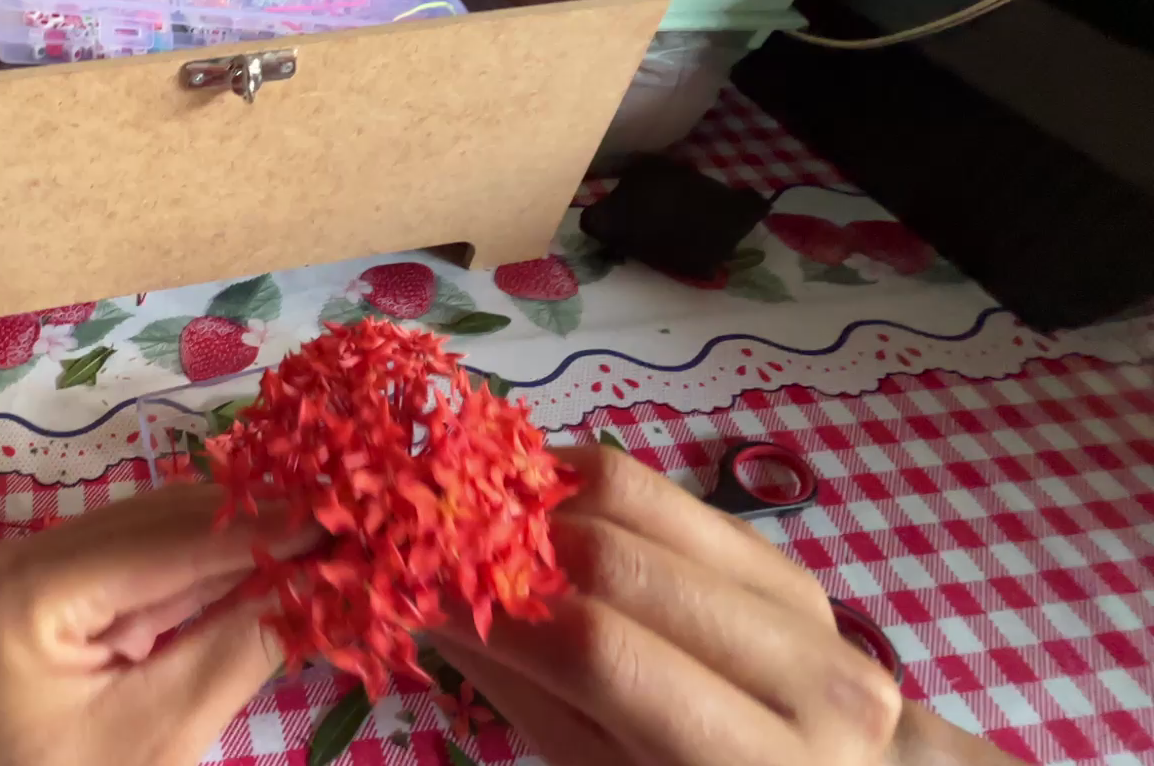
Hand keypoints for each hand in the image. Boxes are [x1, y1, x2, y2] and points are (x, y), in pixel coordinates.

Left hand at [0, 483, 317, 765]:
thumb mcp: (153, 738)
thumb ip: (237, 649)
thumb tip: (318, 583)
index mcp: (32, 586)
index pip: (167, 541)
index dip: (258, 526)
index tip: (332, 508)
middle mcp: (29, 553)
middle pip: (159, 525)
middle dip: (249, 524)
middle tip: (332, 514)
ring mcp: (39, 568)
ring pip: (155, 535)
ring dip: (232, 538)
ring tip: (307, 528)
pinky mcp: (57, 591)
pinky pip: (140, 566)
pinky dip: (201, 567)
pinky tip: (254, 558)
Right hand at [432, 446, 1019, 765]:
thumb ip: (511, 676)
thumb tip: (413, 592)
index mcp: (758, 765)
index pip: (601, 653)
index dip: (497, 610)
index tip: (419, 585)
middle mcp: (803, 664)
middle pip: (611, 557)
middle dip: (504, 541)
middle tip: (439, 539)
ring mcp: (792, 590)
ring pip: (623, 494)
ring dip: (527, 496)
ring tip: (478, 518)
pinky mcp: (760, 542)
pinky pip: (641, 482)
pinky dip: (562, 480)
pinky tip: (528, 505)